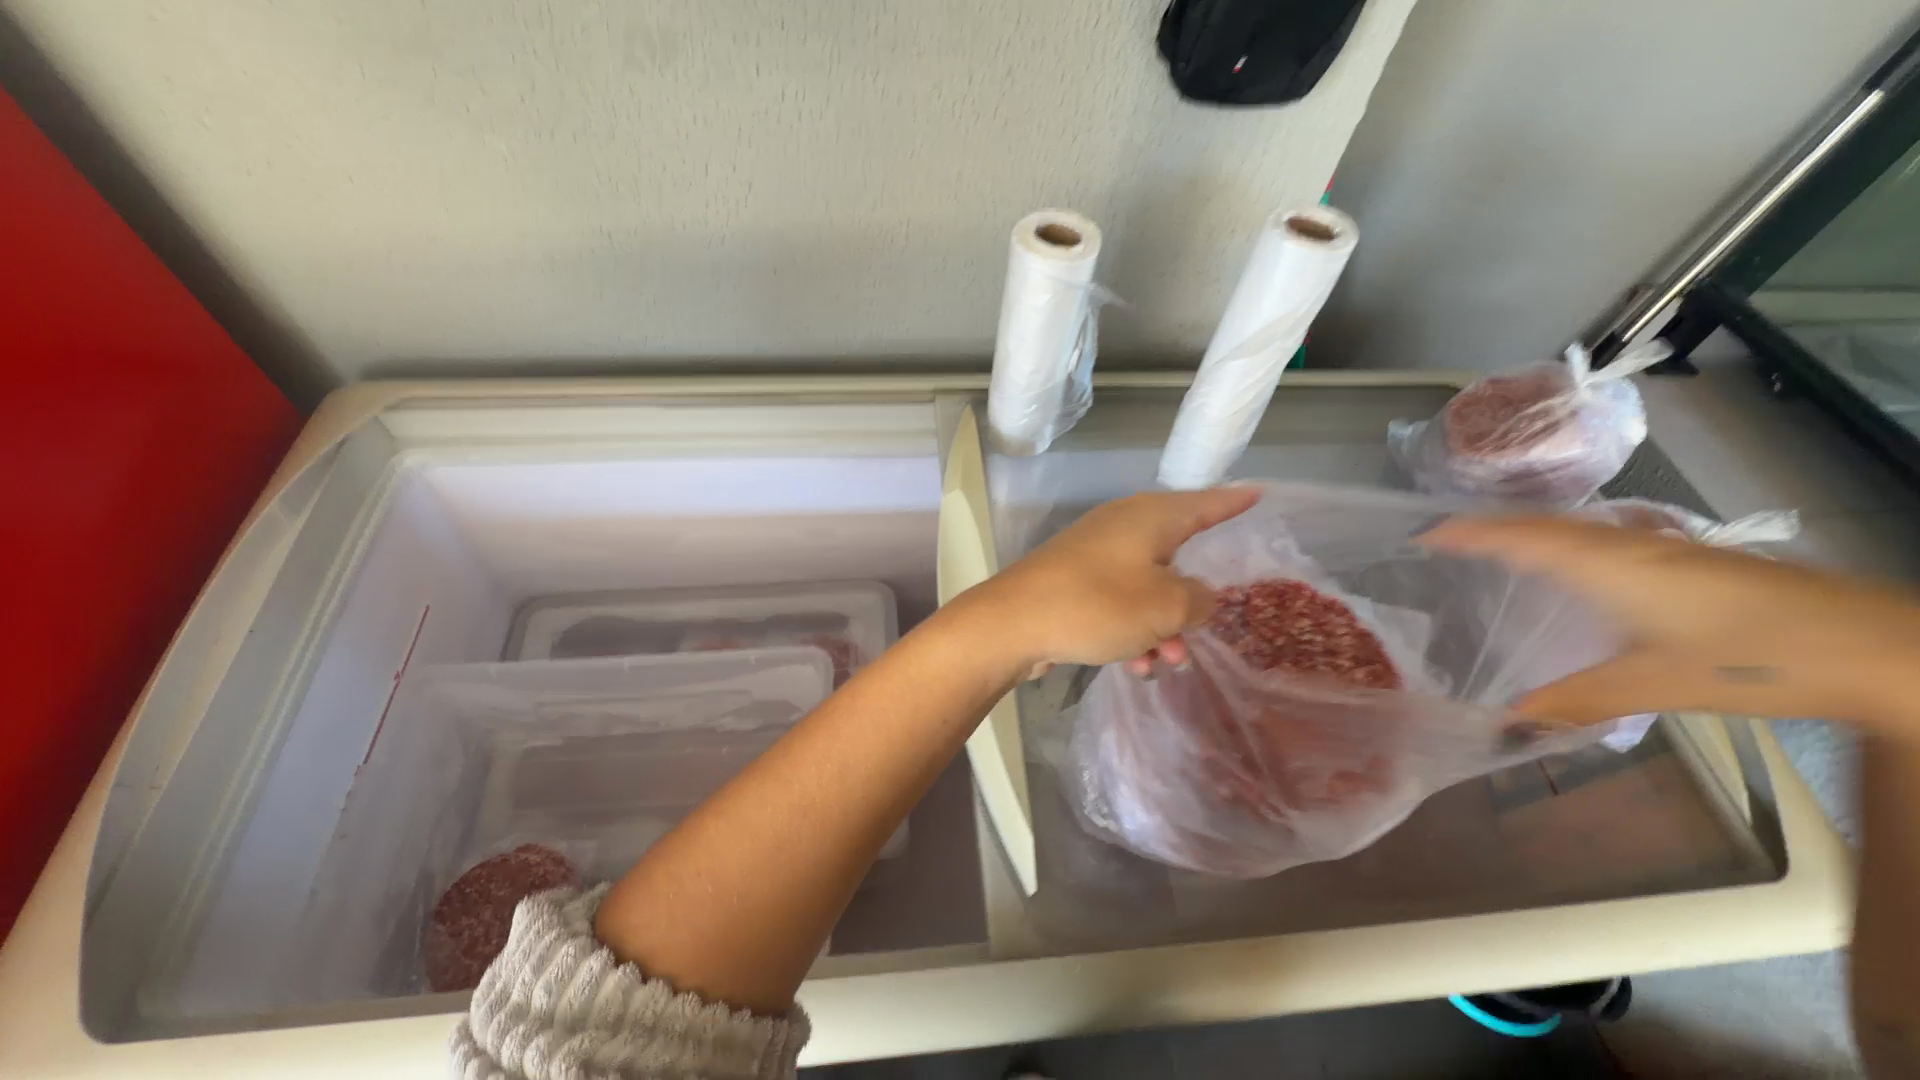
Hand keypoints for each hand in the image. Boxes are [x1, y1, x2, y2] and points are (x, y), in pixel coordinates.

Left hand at [957, 487, 1260, 678]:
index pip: (1205, 504)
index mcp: (1150, 518)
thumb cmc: (1097, 605)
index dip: (1233, 502)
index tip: (1258, 493)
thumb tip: (1202, 596)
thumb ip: (1199, 599)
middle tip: (1200, 634)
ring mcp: (1095, 555)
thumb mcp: (1166, 607)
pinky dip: (1133, 631)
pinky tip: (1134, 666)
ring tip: (1166, 663)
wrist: (1012, 624)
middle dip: (1191, 603)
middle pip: (1176, 557)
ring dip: (1163, 627)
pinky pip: (1119, 605)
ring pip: (1148, 590)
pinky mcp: (1074, 584)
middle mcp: (1123, 527)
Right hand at [1422, 517, 1919, 734]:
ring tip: (1497, 554)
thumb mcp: (1653, 685)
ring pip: (1578, 531)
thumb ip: (1576, 700)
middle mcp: (1629, 546)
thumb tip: (1509, 720)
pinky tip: (1575, 575)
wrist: (1873, 645)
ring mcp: (1665, 549)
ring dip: (1532, 535)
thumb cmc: (1751, 656)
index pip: (1520, 537)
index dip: (1469, 534)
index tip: (1423, 536)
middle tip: (1449, 543)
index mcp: (1607, 564)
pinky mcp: (1691, 562)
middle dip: (1493, 528)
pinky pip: (1604, 542)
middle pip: (1545, 525)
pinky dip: (1567, 547)